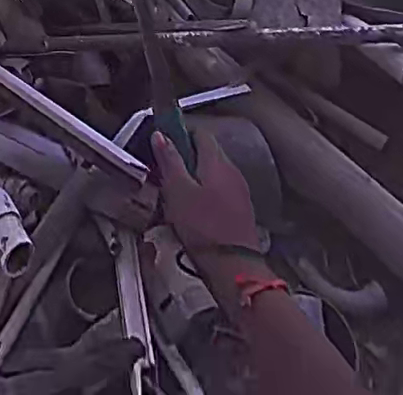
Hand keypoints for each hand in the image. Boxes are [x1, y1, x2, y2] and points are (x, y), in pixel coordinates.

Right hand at [152, 130, 260, 254]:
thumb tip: (160, 134)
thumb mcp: (177, 190)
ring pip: (213, 172)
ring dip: (195, 176)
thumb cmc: (202, 226)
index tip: (164, 144)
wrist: (235, 268)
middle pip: (207, 151)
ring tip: (176, 192)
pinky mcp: (241, 210)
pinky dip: (205, 192)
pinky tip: (193, 210)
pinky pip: (220, 190)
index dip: (180, 133)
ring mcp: (240, 190)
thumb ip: (169, 160)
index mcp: (216, 161)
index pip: (200, 132)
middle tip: (165, 170)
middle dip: (186, 156)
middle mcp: (232, 170)